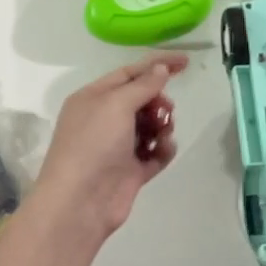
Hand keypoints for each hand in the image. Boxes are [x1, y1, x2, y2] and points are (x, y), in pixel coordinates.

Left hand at [33, 53, 188, 237]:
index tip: (186, 63)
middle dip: (159, 101)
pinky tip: (163, 150)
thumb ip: (143, 85)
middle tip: (164, 110)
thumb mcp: (116, 104)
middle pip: (141, 99)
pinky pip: (155, 152)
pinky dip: (163, 148)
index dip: (157, 65)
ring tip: (162, 133)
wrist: (80, 203)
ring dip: (162, 125)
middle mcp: (104, 119)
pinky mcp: (131, 170)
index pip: (129, 74)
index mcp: (93, 98)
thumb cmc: (93, 144)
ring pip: (150, 125)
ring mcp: (118, 146)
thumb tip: (161, 68)